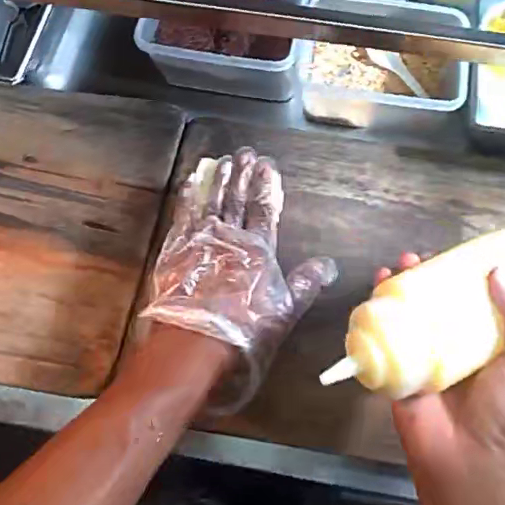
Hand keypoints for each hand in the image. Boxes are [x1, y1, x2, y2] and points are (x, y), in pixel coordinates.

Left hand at [137, 148, 336, 414]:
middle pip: (238, 201)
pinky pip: (182, 216)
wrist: (192, 351)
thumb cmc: (243, 336)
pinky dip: (188, 197)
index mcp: (258, 252)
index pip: (266, 210)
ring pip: (211, 203)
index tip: (268, 165)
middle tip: (245, 153)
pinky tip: (190, 183)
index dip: (268, 187)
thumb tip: (330, 264)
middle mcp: (229, 240)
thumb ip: (304, 285)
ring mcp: (199, 243)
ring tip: (223, 161)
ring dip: (218, 181)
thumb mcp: (284, 315)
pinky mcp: (174, 252)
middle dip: (243, 176)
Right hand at [385, 253, 504, 492]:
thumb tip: (497, 271)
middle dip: (427, 276)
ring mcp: (424, 355)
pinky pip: (385, 334)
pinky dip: (377, 310)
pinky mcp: (398, 367)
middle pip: (439, 301)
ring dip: (400, 286)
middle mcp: (455, 344)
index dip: (467, 275)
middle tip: (420, 257)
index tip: (458, 254)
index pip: (477, 300)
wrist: (470, 464)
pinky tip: (376, 289)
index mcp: (489, 343)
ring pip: (410, 312)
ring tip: (397, 265)